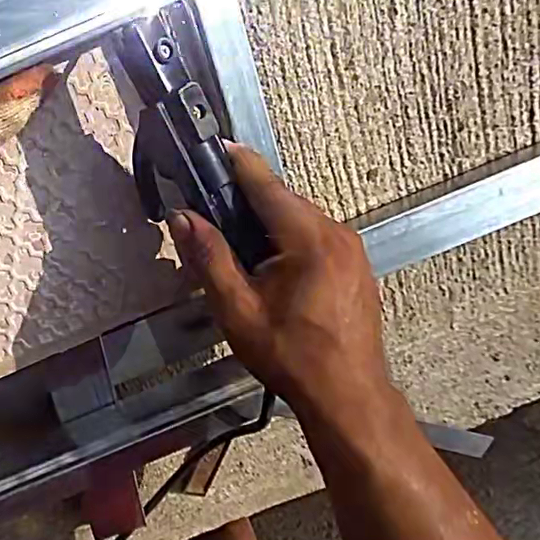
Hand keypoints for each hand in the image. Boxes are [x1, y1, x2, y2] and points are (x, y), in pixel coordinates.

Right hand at [169, 146, 396, 416]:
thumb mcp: (238, 309)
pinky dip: (287, 240)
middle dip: (247, 201)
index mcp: (310, 239)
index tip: (219, 145)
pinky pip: (315, 236)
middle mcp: (337, 235)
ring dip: (267, 224)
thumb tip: (184, 218)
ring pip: (299, 219)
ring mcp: (352, 250)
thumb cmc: (292, 357)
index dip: (239, 163)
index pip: (267, 186)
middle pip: (283, 202)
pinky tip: (269, 266)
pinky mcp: (355, 265)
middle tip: (212, 210)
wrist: (346, 394)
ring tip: (236, 245)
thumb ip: (209, 258)